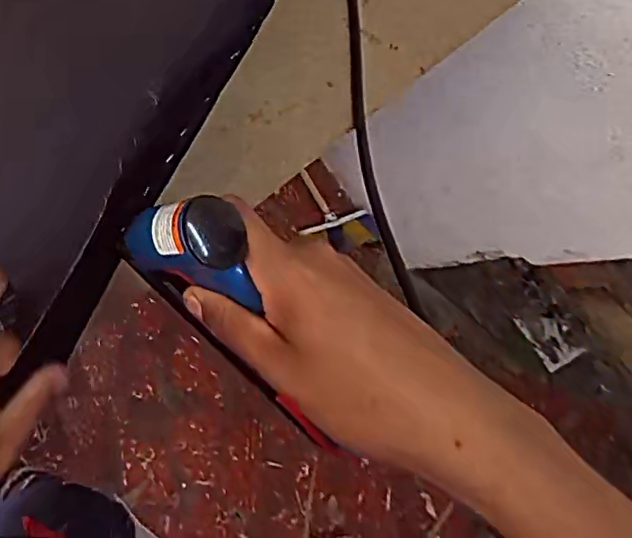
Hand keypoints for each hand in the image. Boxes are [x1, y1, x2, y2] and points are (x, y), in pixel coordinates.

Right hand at [182, 197, 631, 537]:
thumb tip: (194, 292)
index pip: (230, 212)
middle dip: (231, 275)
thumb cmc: (359, 396)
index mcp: (286, 267)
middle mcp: (312, 254)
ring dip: (264, 294)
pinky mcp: (363, 287)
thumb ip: (231, 324)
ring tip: (279, 351)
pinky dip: (294, 300)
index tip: (172, 247)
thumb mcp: (280, 370)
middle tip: (229, 323)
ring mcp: (343, 268)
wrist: (458, 418)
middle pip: (253, 244)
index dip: (194, 220)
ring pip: (282, 267)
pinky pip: (311, 280)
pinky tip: (315, 350)